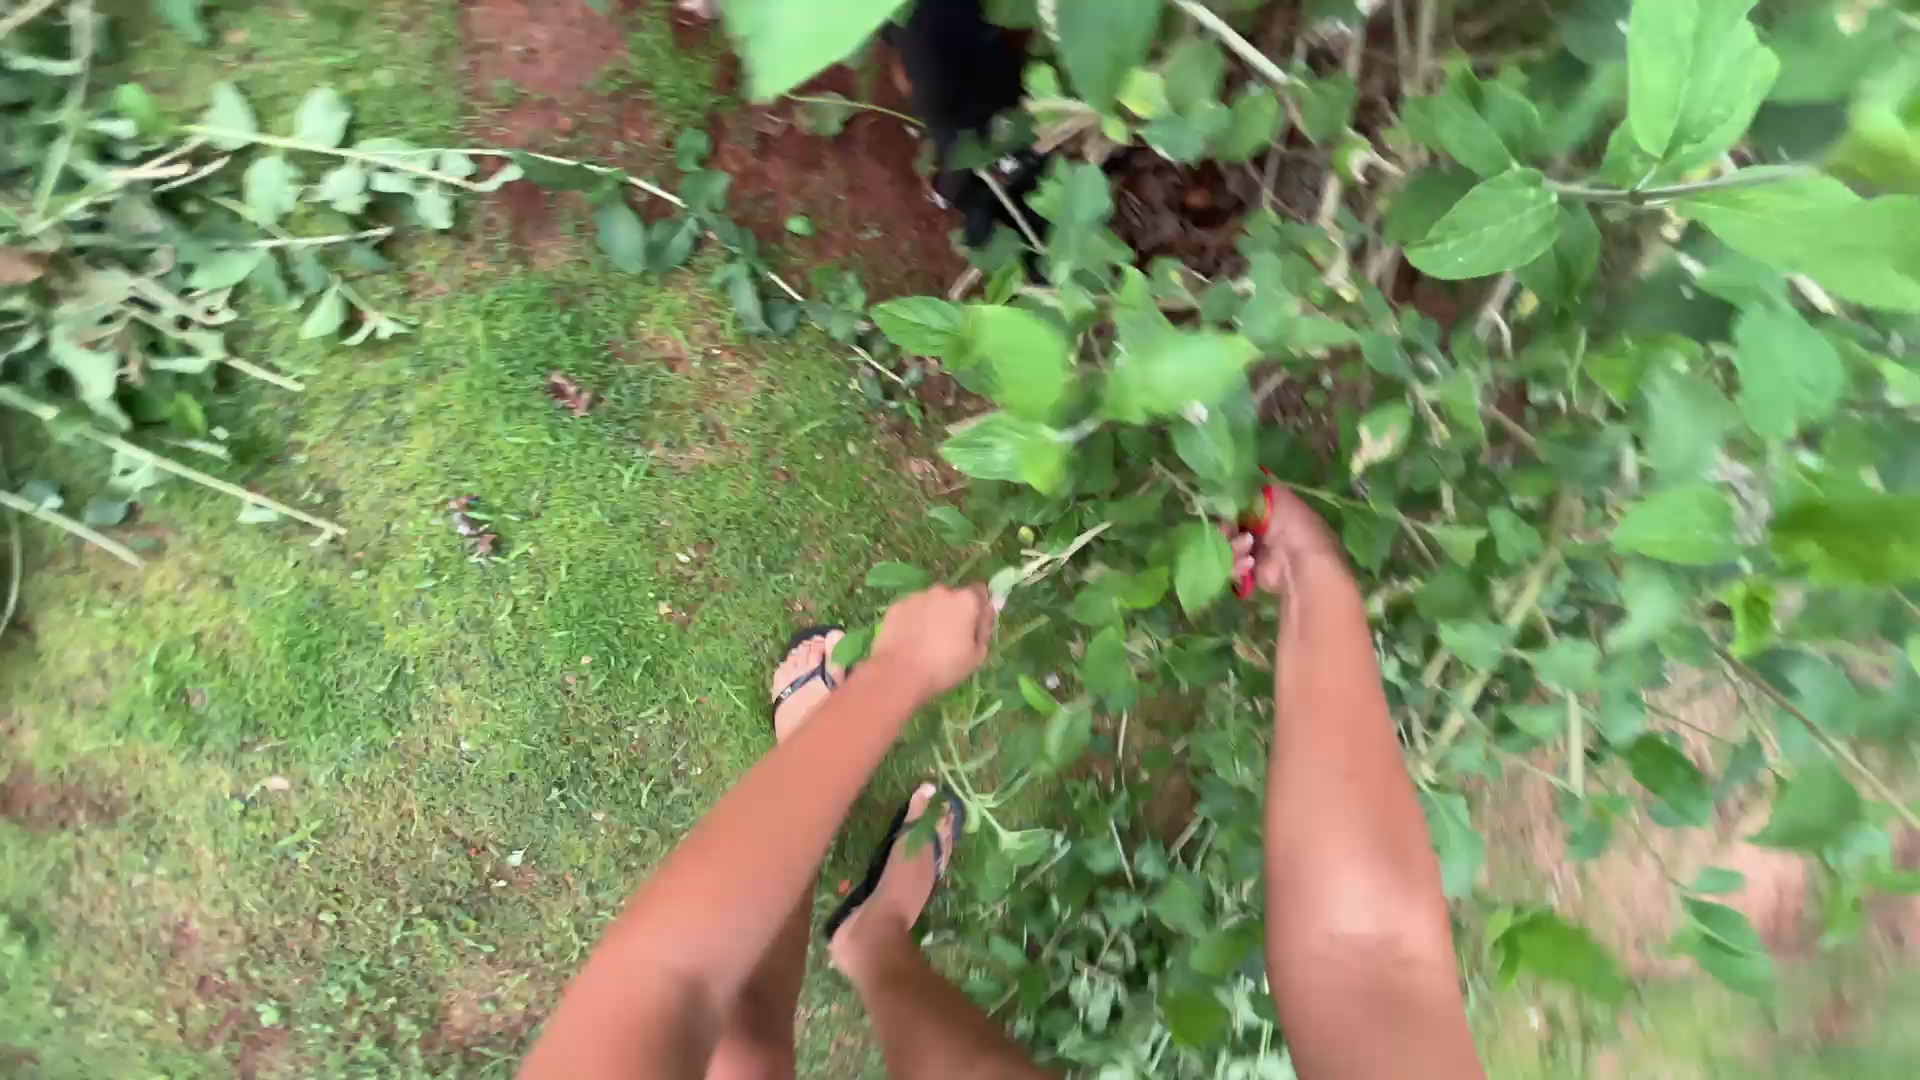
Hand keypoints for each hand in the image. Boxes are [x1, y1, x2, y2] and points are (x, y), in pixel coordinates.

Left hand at [869, 584, 995, 701]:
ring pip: (930, 603)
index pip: (980, 592)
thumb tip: (983, 615)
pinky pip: (911, 610)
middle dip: (954, 612)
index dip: (979, 609)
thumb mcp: (977, 656)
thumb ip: (984, 629)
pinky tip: (909, 641)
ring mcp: (916, 597)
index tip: (974, 627)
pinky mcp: (896, 606)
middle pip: (953, 598)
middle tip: (949, 638)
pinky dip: (912, 620)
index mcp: (966, 601)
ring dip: (932, 615)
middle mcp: (942, 591)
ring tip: (925, 642)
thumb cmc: (944, 667)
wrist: (899, 674)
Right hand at [1231, 488, 1350, 597]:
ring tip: (1247, 548)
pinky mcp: (1248, 572)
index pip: (1241, 505)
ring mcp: (1253, 553)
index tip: (1221, 503)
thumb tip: (1241, 476)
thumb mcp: (1280, 496)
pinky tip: (1249, 563)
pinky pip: (1229, 565)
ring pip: (1226, 545)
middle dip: (1226, 527)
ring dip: (1234, 546)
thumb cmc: (1294, 527)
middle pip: (1230, 526)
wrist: (1300, 566)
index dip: (1229, 504)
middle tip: (1228, 528)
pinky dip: (1236, 564)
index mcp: (1272, 512)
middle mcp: (1262, 532)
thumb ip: (1259, 486)